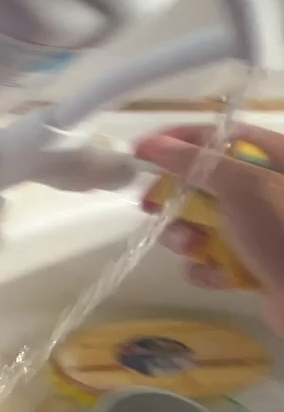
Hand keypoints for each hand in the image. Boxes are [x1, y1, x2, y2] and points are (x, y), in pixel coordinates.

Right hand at [136, 124, 283, 333]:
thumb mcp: (247, 188)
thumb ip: (198, 163)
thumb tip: (153, 144)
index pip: (228, 136)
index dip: (182, 140)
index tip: (141, 152)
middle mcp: (275, 193)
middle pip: (206, 182)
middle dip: (176, 199)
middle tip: (155, 207)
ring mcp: (267, 229)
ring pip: (200, 221)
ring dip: (186, 237)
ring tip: (197, 250)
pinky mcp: (257, 261)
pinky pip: (210, 255)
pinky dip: (206, 265)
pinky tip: (221, 274)